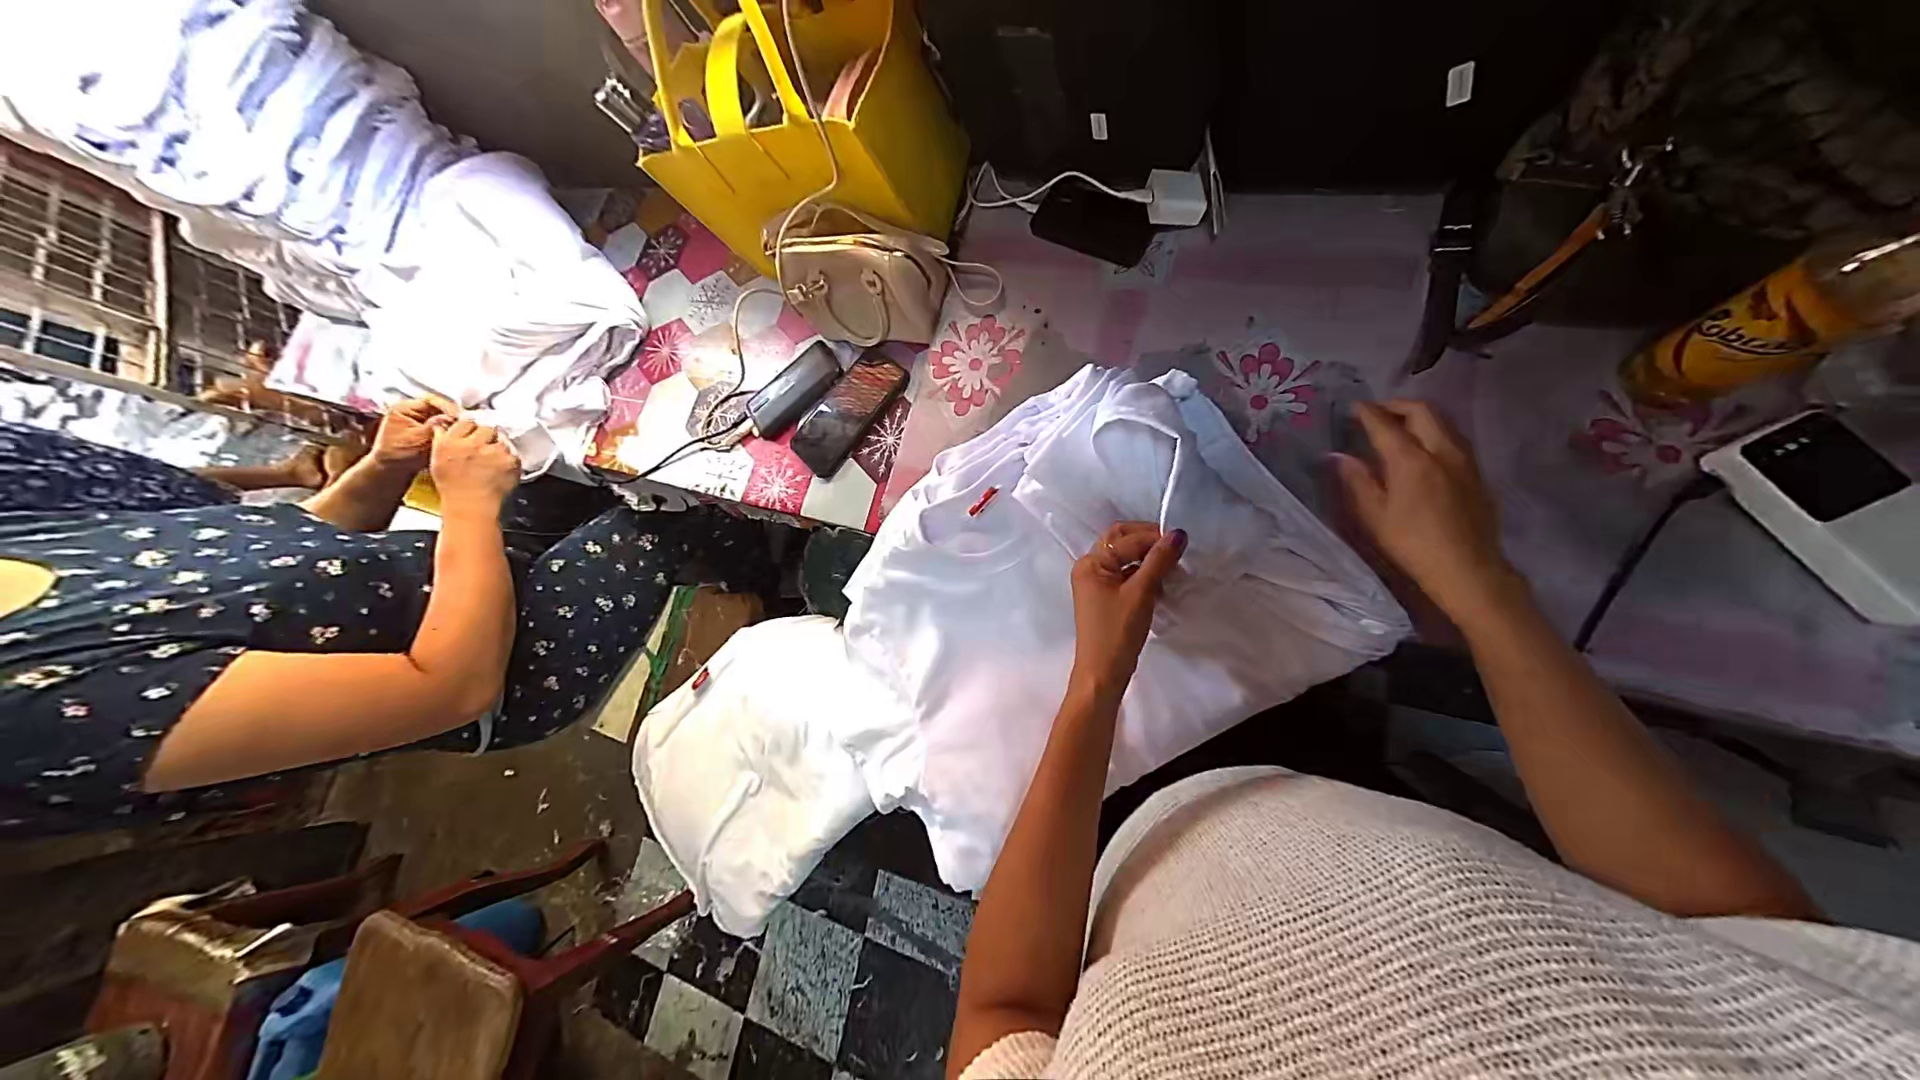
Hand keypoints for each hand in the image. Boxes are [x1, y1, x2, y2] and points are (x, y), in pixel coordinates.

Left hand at [371, 395, 457, 471]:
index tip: (460, 417)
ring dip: (453, 423)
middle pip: (439, 408)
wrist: (392, 470)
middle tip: (467, 424)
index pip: (431, 401)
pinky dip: (451, 430)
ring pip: (442, 416)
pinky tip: (459, 436)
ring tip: (465, 430)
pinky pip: (442, 425)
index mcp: (404, 408)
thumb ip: (437, 426)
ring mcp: (419, 421)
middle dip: (453, 416)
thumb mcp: (420, 438)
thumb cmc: (400, 455)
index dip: (448, 407)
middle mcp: (411, 411)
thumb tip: (454, 418)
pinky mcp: (426, 430)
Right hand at [430, 418, 518, 514]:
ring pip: (501, 438)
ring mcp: (494, 451)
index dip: (471, 427)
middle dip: (487, 434)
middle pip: (487, 427)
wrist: (471, 505)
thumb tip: (442, 424)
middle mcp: (473, 444)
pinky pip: (513, 452)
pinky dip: (510, 457)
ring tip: (494, 458)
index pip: (466, 421)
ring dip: (499, 445)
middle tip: (486, 446)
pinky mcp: (511, 460)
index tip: (473, 434)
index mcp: (451, 441)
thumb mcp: (437, 459)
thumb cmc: (453, 485)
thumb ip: (441, 438)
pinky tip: (502, 466)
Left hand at [1069, 522, 1186, 694]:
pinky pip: (1127, 576)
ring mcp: (1097, 583)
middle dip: (1150, 543)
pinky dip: (1145, 575)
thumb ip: (1159, 561)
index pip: (1126, 538)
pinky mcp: (1107, 597)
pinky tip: (1163, 584)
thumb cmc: (1118, 631)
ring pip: (1126, 559)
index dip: (1154, 537)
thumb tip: (1178, 534)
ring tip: (1174, 568)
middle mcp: (1090, 568)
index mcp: (1091, 563)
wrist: (1103, 672)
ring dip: (1149, 560)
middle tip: (1176, 550)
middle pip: (1122, 542)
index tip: (1183, 542)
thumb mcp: (1141, 593)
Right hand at [1333, 400, 1521, 622]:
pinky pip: (1453, 437)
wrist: (1468, 569)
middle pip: (1423, 411)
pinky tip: (1423, 446)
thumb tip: (1340, 456)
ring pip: (1443, 421)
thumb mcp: (1374, 516)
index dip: (1367, 413)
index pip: (1386, 425)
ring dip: (1418, 415)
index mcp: (1411, 460)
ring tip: (1398, 424)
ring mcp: (1465, 460)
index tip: (1353, 407)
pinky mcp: (1477, 472)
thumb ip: (1357, 481)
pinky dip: (1434, 430)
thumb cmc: (1412, 544)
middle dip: (1396, 405)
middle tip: (1375, 411)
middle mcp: (1442, 451)